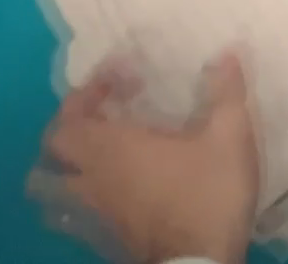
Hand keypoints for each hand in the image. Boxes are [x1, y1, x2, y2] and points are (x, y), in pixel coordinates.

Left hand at [41, 51, 260, 263]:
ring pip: (63, 182)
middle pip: (57, 150)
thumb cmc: (208, 193)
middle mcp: (95, 179)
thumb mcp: (230, 133)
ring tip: (115, 139)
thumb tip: (227, 52)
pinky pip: (83, 203)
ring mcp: (99, 211)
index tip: (123, 76)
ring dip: (80, 156)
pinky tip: (130, 176)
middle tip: (115, 104)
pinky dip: (94, 183)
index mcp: (114, 150)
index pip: (69, 120)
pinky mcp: (110, 234)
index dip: (87, 93)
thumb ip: (226, 90)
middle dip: (79, 120)